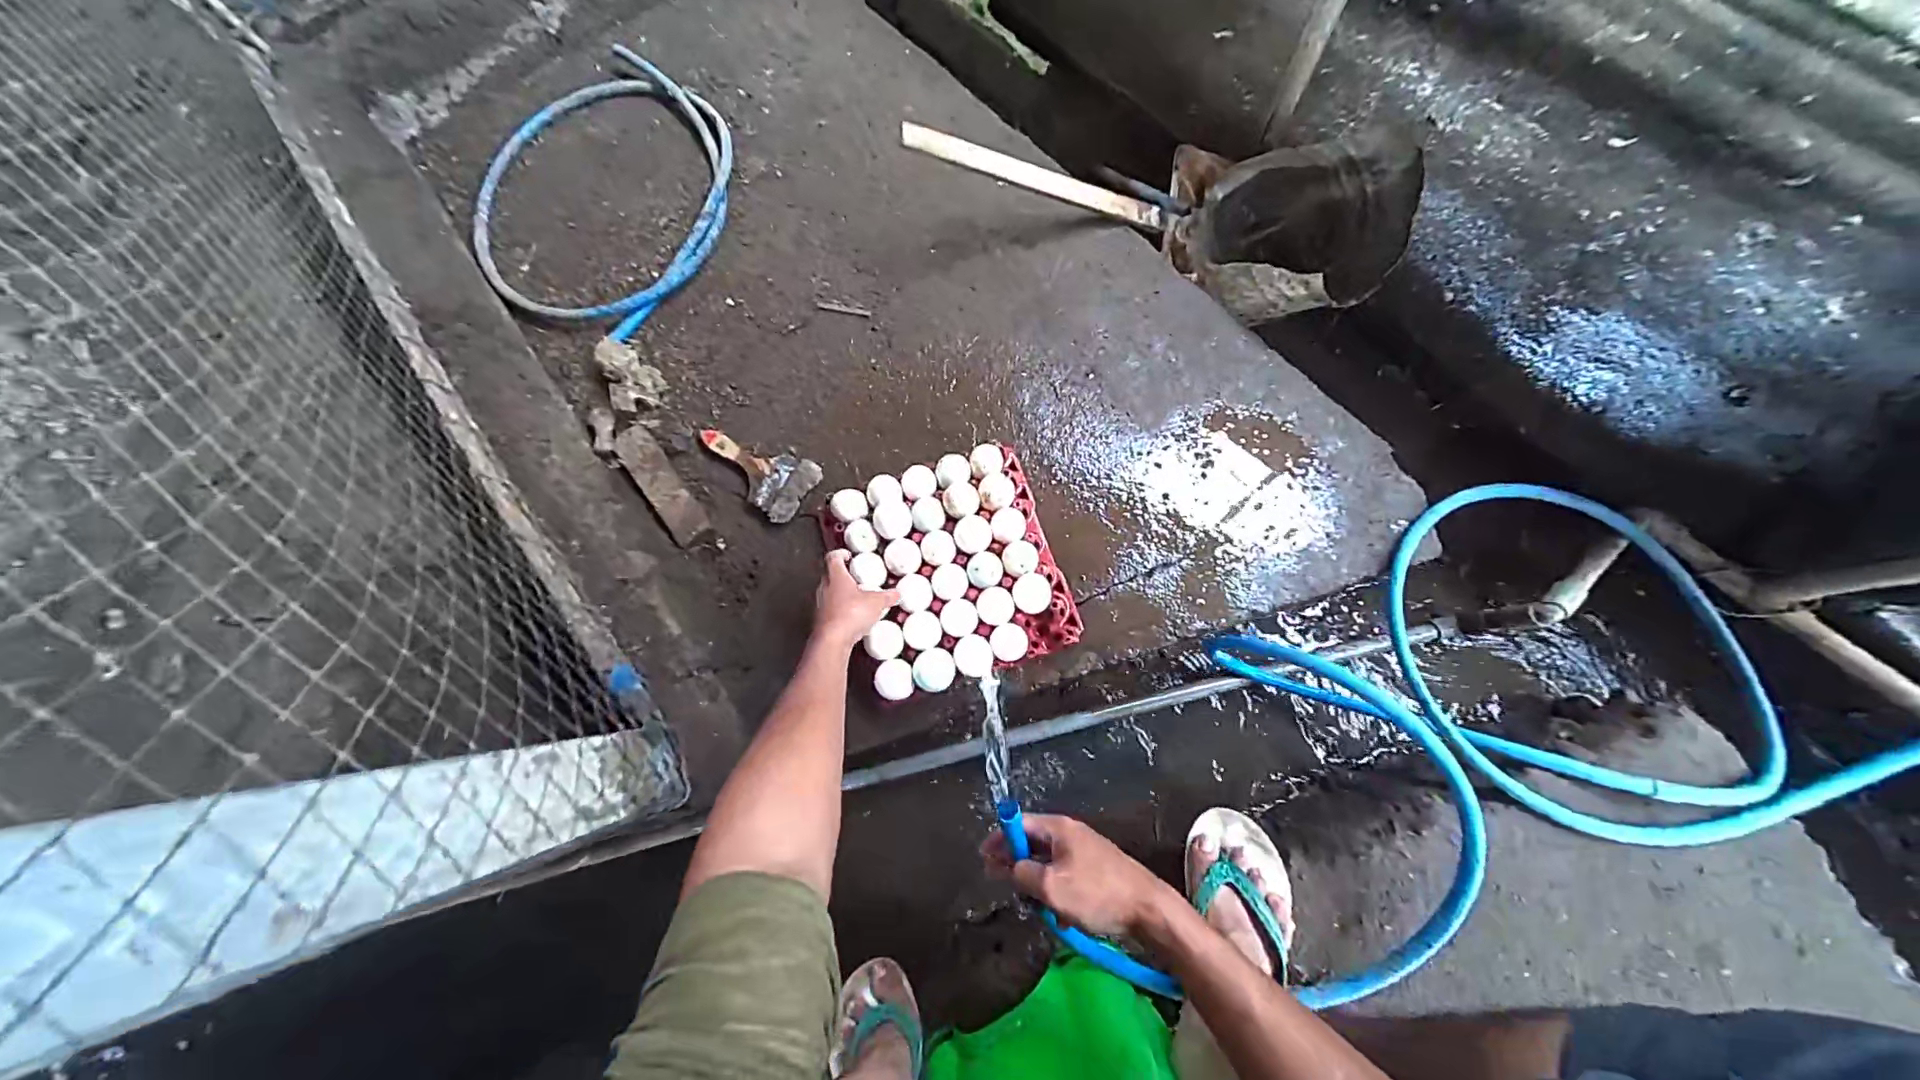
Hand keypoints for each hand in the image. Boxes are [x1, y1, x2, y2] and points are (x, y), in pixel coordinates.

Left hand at [813, 551, 897, 650]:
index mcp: (836, 577)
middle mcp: (824, 588)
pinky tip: (852, 616)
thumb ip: (887, 596)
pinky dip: (839, 608)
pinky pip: (830, 608)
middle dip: (842, 574)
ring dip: (840, 592)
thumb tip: (896, 594)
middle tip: (854, 576)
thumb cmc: (851, 614)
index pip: (833, 558)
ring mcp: (820, 604)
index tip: (847, 555)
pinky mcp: (821, 620)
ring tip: (855, 597)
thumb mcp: (876, 603)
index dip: (840, 554)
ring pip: (829, 592)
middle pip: (830, 575)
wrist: (832, 640)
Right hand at [980, 813, 1182, 937]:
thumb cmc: (1096, 894)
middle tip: (1011, 890)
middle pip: (1032, 844)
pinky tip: (1063, 918)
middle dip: (1019, 867)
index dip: (1000, 839)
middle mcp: (1070, 833)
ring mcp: (1085, 851)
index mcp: (1058, 828)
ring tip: (1042, 909)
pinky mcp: (1096, 871)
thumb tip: (1005, 865)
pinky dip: (1059, 894)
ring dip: (1040, 887)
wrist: (1149, 910)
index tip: (985, 860)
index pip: (1019, 823)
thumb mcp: (1050, 886)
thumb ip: (1021, 873)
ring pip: (1049, 865)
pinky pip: (1066, 877)